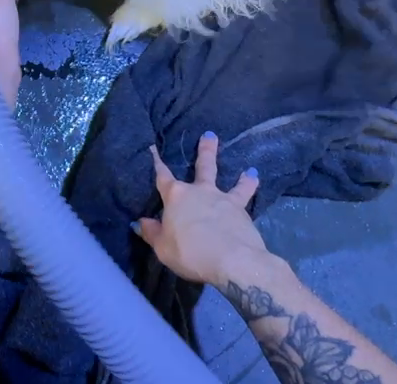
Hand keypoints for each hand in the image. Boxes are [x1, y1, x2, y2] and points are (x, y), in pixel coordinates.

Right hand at [133, 132, 276, 288]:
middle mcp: (199, 191)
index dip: (156, 163)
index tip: (152, 148)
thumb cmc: (190, 253)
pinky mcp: (242, 211)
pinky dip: (251, 187)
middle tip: (210, 135)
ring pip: (230, 181)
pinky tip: (255, 180)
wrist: (232, 260)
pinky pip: (246, 196)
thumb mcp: (163, 248)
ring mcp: (222, 199)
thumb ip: (152, 233)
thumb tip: (141, 222)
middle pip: (202, 167)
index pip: (162, 176)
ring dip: (238, 175)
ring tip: (249, 169)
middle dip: (204, 151)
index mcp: (176, 196)